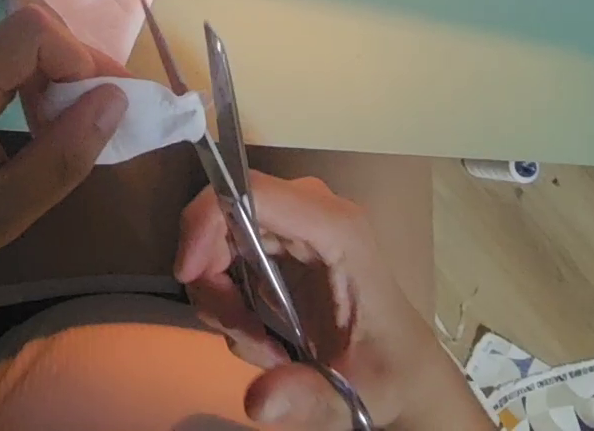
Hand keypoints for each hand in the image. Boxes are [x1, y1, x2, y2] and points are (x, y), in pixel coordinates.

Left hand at [0, 6, 130, 299]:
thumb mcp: (3, 213)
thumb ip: (62, 157)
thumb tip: (116, 100)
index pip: (31, 33)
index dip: (79, 58)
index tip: (108, 106)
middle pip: (30, 36)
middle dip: (78, 69)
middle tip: (108, 117)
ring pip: (22, 49)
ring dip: (60, 80)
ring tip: (81, 127)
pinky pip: (5, 65)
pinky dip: (36, 88)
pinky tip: (47, 124)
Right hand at [175, 173, 489, 429]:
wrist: (404, 371)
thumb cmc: (391, 373)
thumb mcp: (360, 395)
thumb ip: (310, 396)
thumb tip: (257, 402)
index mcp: (337, 230)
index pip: (255, 191)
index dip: (209, 218)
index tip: (189, 274)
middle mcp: (309, 212)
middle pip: (224, 212)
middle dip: (214, 276)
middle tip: (239, 332)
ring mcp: (290, 223)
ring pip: (219, 235)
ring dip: (222, 294)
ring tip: (261, 345)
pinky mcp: (276, 240)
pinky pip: (225, 251)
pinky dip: (227, 296)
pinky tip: (259, 332)